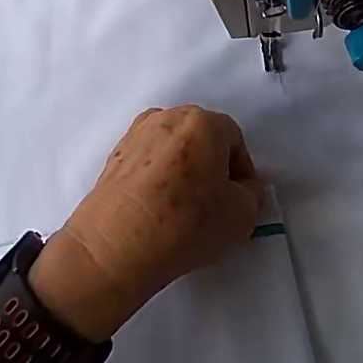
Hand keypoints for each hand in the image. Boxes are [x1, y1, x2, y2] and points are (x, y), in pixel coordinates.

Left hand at [30, 106, 262, 340]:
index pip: (233, 138)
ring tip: (184, 208)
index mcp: (201, 122)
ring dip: (181, 170)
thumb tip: (242, 189)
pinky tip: (158, 209)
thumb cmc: (186, 223)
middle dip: (210, 164)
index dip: (241, 168)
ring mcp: (134, 137)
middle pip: (198, 137)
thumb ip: (250, 195)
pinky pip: (145, 163)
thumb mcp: (242, 216)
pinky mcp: (112, 158)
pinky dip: (155, 179)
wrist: (118, 243)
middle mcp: (165, 119)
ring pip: (169, 148)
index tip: (241, 195)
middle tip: (215, 200)